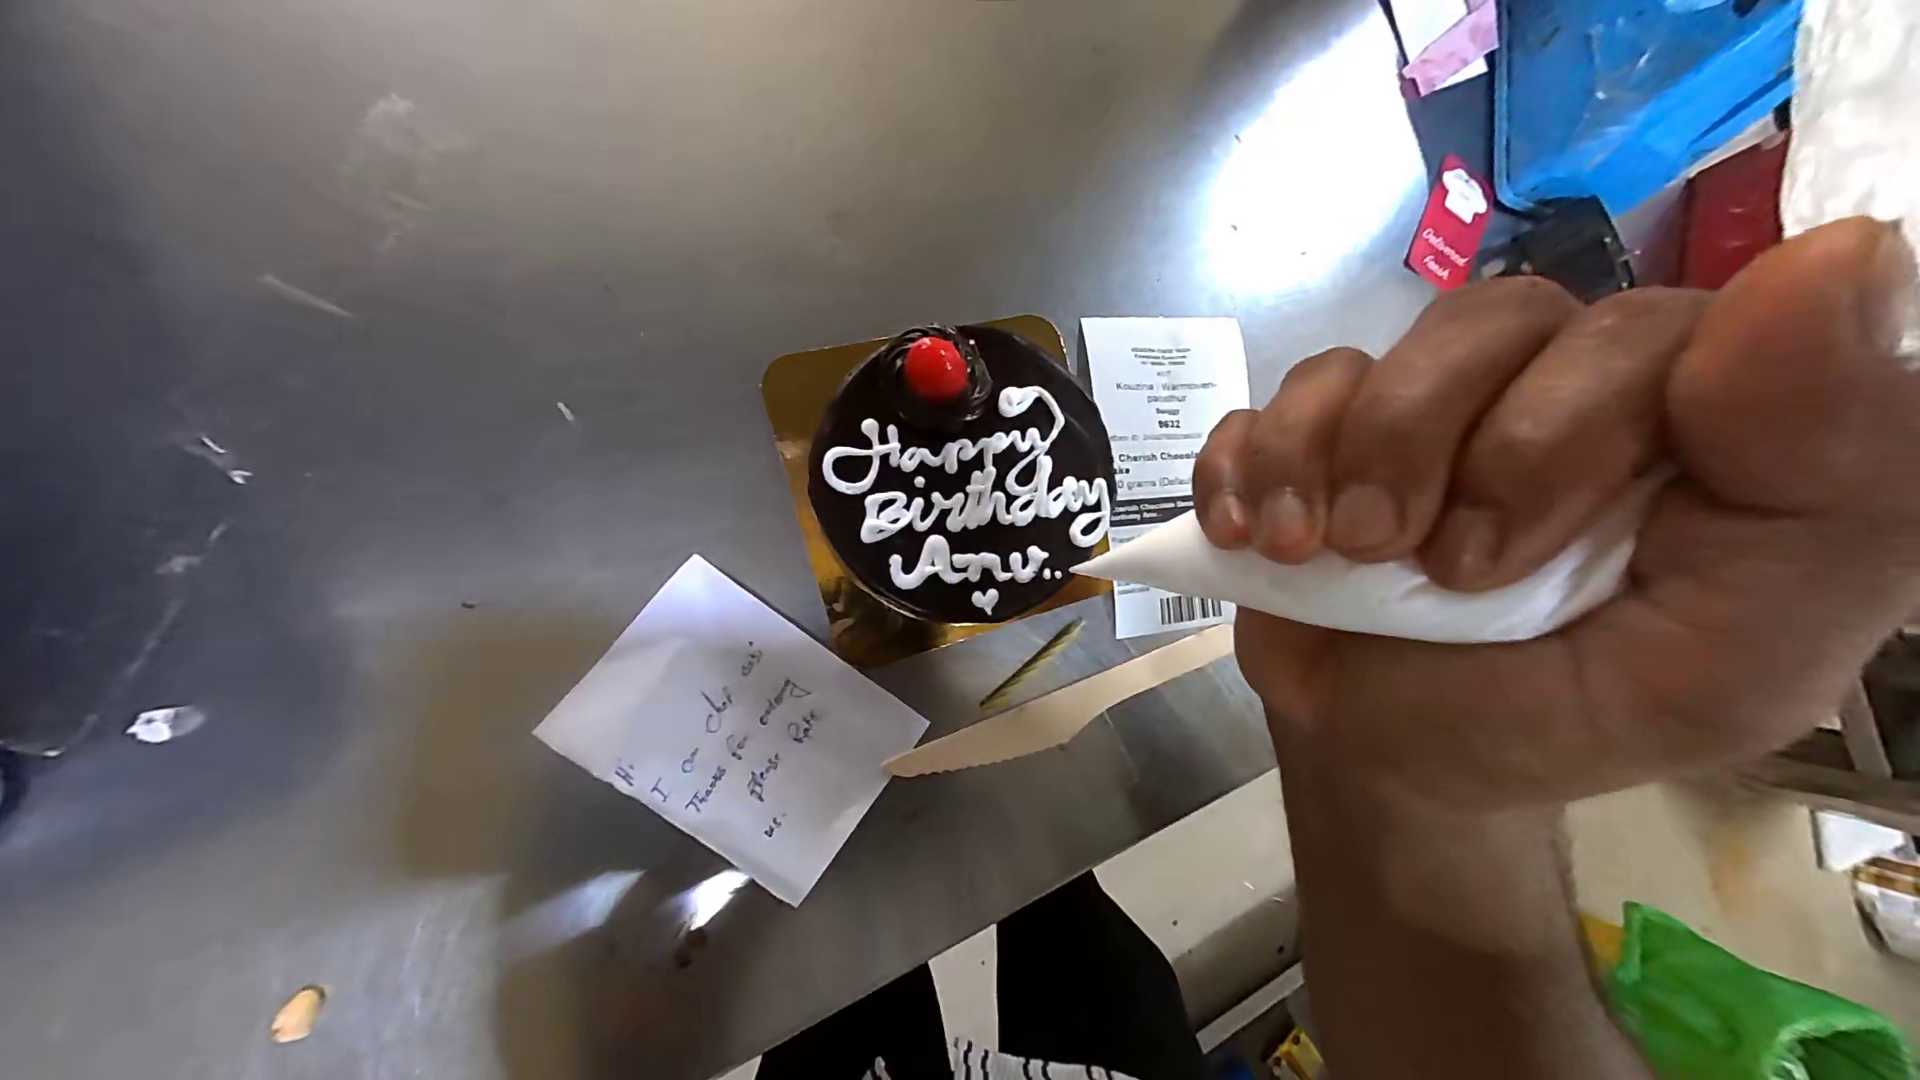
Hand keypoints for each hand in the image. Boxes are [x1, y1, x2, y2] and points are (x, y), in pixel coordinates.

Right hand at [1197, 218, 1919, 809]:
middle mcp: (1529, 397)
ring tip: (1298, 550)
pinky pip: (1254, 413)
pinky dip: (1237, 469)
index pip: (1639, 328)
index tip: (1489, 558)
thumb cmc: (1541, 720)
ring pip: (1349, 362)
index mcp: (1669, 430)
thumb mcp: (1714, 667)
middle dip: (1413, 445)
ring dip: (1309, 459)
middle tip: (1389, 555)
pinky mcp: (1297, 453)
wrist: (1382, 752)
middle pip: (1476, 324)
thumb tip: (1839, 252)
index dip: (1555, 425)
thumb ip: (1826, 497)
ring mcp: (1393, 423)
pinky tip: (1241, 534)